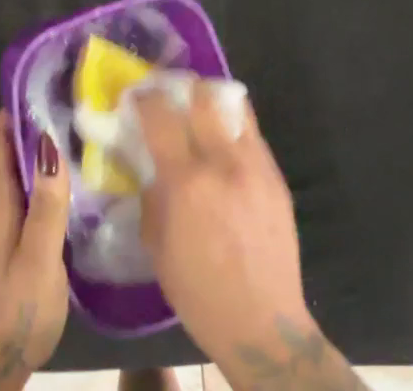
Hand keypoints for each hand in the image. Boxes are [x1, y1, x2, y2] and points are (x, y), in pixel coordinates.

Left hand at [0, 111, 71, 390]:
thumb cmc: (18, 307)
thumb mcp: (41, 256)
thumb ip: (47, 202)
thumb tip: (48, 142)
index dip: (16, 111)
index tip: (53, 97)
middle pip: (4, 149)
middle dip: (36, 130)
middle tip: (81, 121)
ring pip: (15, 173)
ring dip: (41, 159)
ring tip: (85, 149)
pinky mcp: (5, 237)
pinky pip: (21, 195)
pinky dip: (42, 185)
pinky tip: (74, 192)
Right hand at [134, 86, 315, 364]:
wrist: (262, 325)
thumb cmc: (196, 290)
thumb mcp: (155, 241)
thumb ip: (151, 192)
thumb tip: (148, 163)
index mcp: (186, 181)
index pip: (161, 114)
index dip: (144, 97)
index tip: (135, 97)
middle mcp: (224, 164)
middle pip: (205, 97)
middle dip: (183, 88)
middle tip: (169, 94)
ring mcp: (257, 169)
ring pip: (237, 109)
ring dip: (213, 103)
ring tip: (199, 113)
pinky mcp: (278, 180)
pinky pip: (253, 138)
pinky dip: (233, 131)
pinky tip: (222, 149)